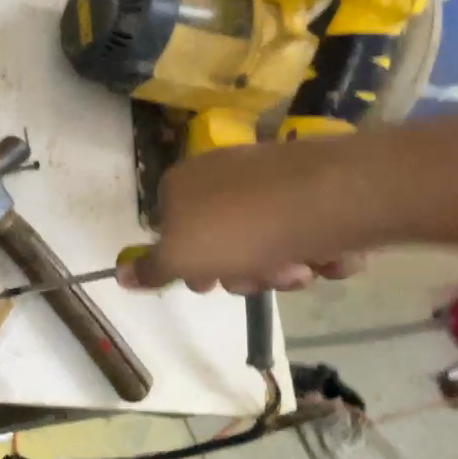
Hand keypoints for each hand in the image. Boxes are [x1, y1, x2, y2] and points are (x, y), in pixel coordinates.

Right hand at [119, 139, 368, 294]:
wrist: (336, 197)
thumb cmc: (241, 229)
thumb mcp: (179, 260)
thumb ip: (150, 271)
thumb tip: (121, 276)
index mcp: (181, 185)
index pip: (171, 231)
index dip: (189, 266)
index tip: (207, 284)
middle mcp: (222, 174)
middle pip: (221, 241)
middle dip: (242, 271)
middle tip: (260, 280)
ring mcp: (272, 177)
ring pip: (267, 240)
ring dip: (282, 267)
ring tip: (303, 269)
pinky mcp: (319, 185)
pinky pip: (309, 228)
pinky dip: (319, 249)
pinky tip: (330, 256)